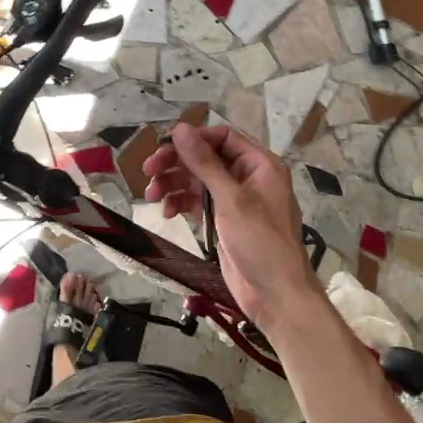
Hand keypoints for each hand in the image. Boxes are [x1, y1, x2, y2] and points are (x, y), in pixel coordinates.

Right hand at [142, 124, 320, 323]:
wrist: (275, 294)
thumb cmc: (260, 241)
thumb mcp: (230, 199)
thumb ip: (204, 163)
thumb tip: (180, 128)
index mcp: (259, 165)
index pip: (221, 137)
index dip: (192, 139)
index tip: (163, 147)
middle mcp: (247, 177)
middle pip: (204, 158)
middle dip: (175, 164)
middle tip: (147, 172)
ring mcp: (233, 199)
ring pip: (196, 180)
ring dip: (172, 184)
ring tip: (151, 197)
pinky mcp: (222, 219)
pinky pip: (196, 201)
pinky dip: (179, 203)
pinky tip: (166, 213)